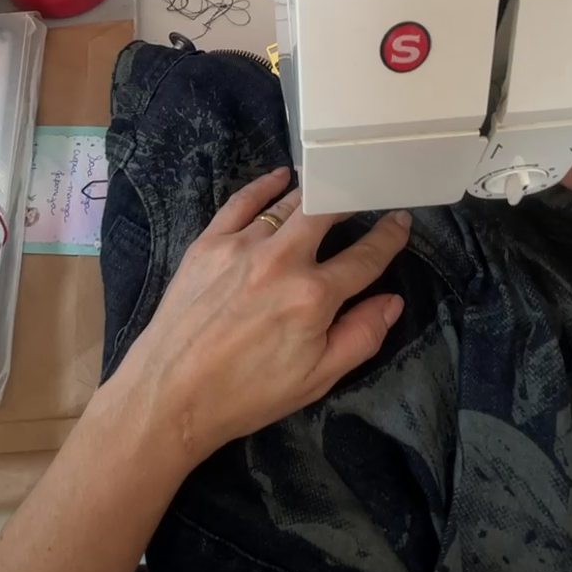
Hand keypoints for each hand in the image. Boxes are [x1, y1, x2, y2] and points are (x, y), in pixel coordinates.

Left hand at [105, 168, 409, 466]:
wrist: (171, 393)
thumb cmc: (248, 393)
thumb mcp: (317, 378)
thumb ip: (361, 336)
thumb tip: (392, 300)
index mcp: (314, 296)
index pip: (365, 258)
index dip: (388, 237)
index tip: (400, 220)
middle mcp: (282, 260)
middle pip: (327, 212)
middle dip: (351, 198)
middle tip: (363, 193)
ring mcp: (242, 245)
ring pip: (287, 204)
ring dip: (312, 192)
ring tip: (327, 186)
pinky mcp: (210, 241)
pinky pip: (242, 201)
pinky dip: (265, 185)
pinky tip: (280, 177)